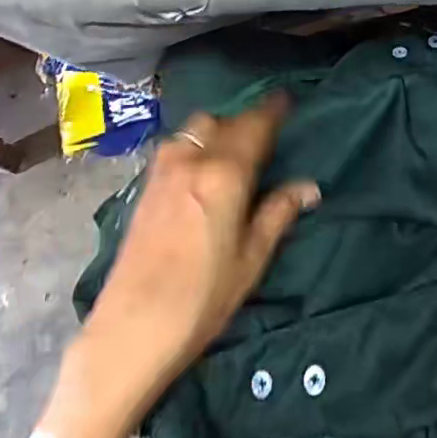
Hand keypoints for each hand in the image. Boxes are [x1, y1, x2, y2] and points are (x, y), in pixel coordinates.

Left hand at [84, 94, 319, 372]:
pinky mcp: (143, 194)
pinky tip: (202, 167)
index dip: (273, 110)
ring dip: (217, 129)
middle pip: (222, 122)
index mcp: (225, 176)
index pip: (254, 127)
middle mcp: (191, 165)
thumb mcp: (253, 258)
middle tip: (267, 133)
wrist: (127, 337)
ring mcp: (162, 177)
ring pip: (193, 131)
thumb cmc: (202, 299)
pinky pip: (174, 149)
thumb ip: (279, 212)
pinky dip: (194, 144)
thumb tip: (309, 185)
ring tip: (233, 147)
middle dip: (246, 120)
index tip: (288, 100)